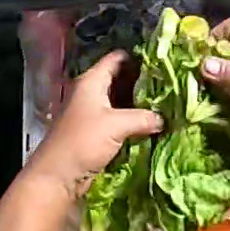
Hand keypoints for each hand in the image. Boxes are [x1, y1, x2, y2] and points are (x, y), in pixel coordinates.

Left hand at [23, 50, 161, 197]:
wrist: (59, 173)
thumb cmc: (83, 141)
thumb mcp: (116, 125)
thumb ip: (142, 118)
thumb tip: (163, 118)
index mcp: (91, 81)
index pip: (115, 59)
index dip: (136, 56)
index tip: (161, 59)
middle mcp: (91, 92)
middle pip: (119, 79)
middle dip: (142, 81)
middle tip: (170, 83)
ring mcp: (92, 111)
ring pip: (120, 100)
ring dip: (139, 102)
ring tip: (167, 101)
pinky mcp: (95, 130)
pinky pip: (118, 118)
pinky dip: (133, 118)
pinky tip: (152, 122)